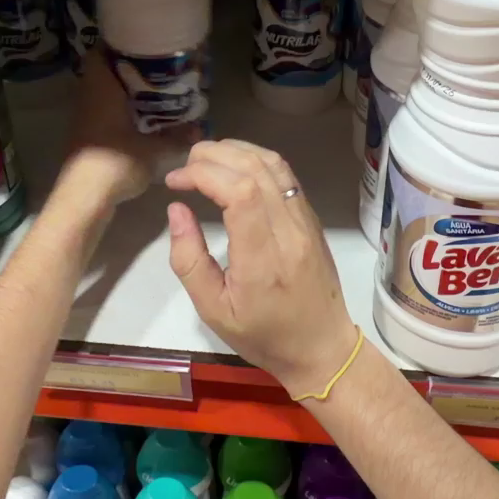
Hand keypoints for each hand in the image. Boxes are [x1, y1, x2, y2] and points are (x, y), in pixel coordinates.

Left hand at [51, 51, 194, 210]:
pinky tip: (144, 115)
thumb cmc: (115, 163)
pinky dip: (121, 107)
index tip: (144, 41)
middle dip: (129, 66)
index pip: (101, 51)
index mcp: (100, 88)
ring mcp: (85, 116)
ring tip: (157, 87)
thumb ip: (176, 136)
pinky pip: (105, 109)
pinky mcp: (87, 134)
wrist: (84, 198)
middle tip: (159, 65)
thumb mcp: (153, 150)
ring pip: (104, 91)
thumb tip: (200, 129)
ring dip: (125, 88)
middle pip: (105, 70)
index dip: (119, 42)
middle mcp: (88, 96)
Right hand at [164, 140, 361, 393]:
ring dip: (234, 150)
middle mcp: (289, 231)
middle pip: (254, 169)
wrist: (322, 348)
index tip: (176, 182)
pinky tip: (232, 166)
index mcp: (263, 259)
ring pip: (273, 163)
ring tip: (203, 160)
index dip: (204, 174)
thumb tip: (176, 209)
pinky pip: (284, 174)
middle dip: (212, 155)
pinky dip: (254, 159)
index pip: (240, 193)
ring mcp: (305, 221)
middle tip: (184, 167)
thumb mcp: (212, 310)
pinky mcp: (311, 217)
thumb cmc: (264, 335)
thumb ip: (189, 260)